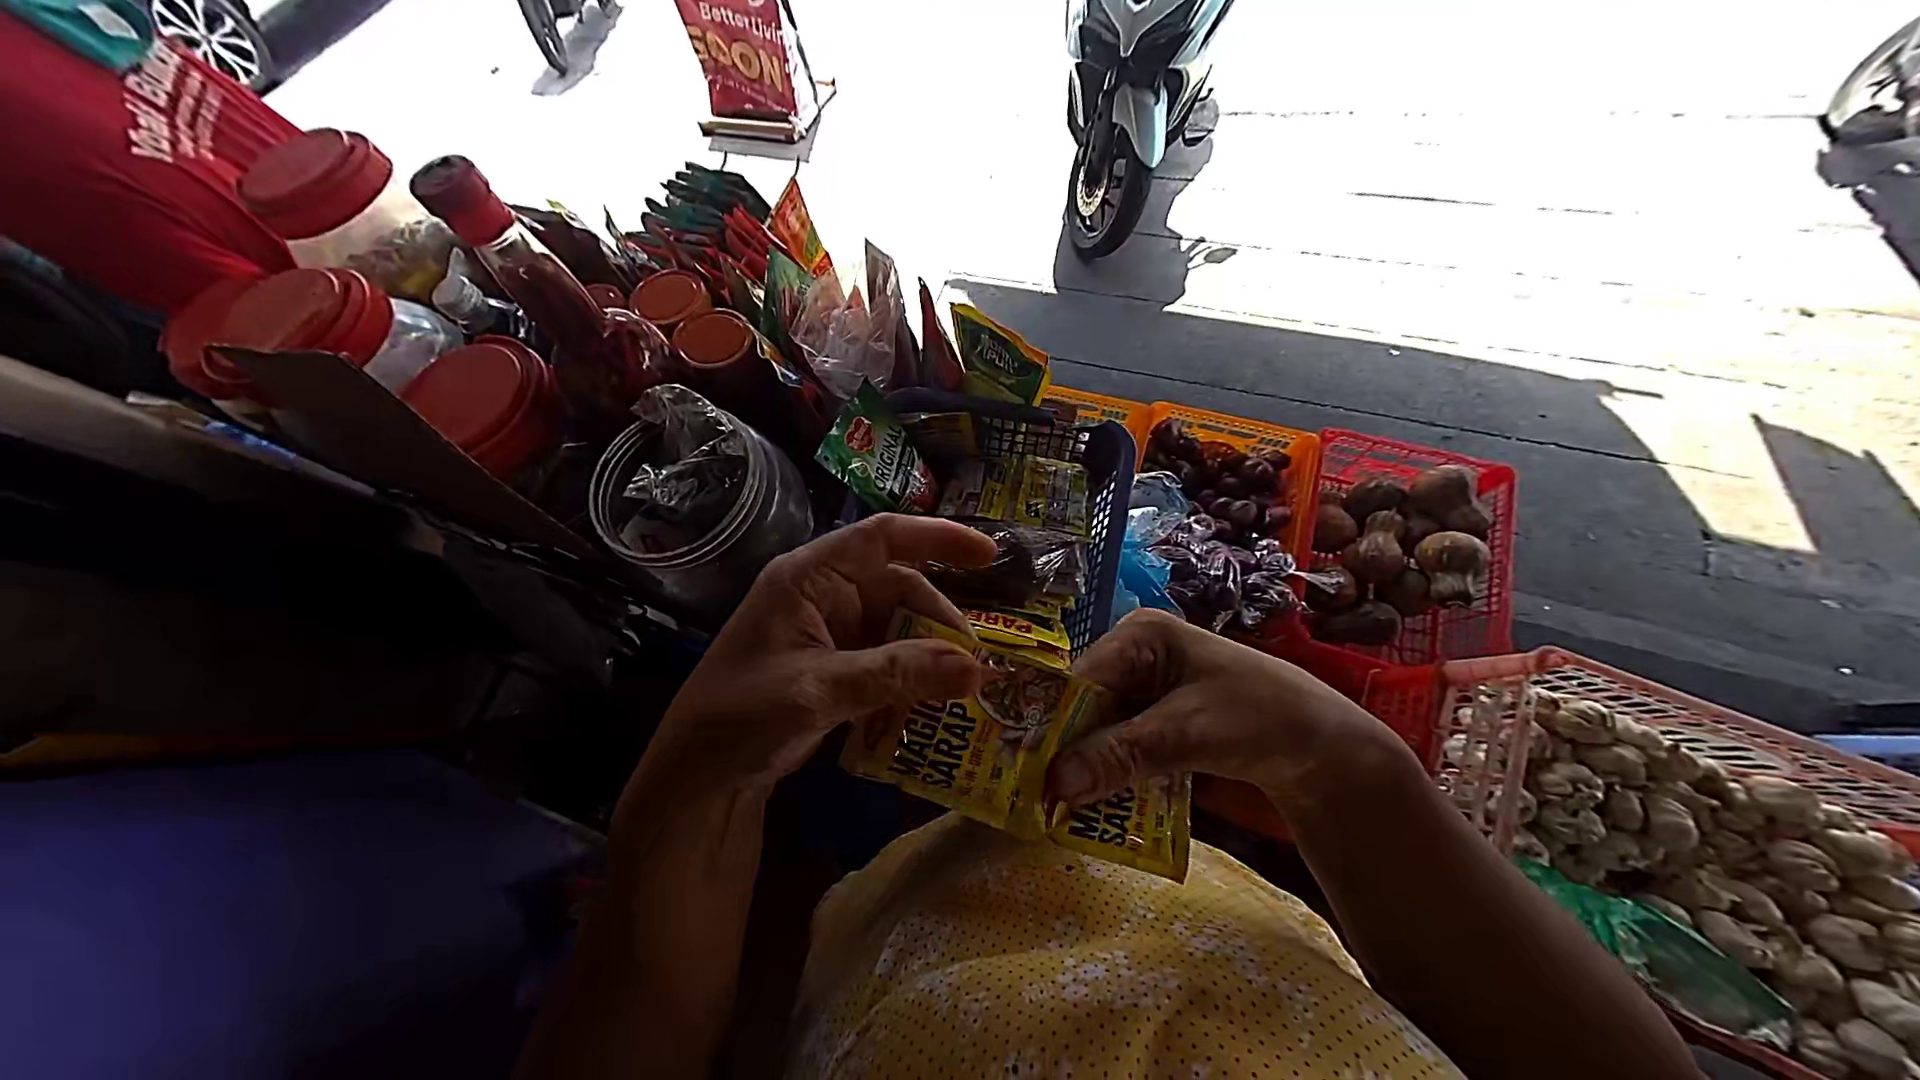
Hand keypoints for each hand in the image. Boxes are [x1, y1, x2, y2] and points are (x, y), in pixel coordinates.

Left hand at [644, 514, 998, 790]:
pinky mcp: (836, 668)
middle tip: (974, 663)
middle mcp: (823, 595)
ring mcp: (830, 633)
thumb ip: (897, 674)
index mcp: (809, 577)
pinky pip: (888, 660)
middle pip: (900, 588)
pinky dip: (911, 678)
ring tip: (961, 687)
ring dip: (929, 654)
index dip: (938, 538)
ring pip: (899, 628)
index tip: (989, 555)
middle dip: (939, 621)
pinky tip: (930, 704)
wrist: (696, 782)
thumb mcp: (818, 689)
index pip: (882, 537)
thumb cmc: (741, 717)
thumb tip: (976, 668)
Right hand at [1047, 609, 1417, 811]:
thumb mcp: (1188, 734)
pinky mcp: (1152, 716)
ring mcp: (1143, 686)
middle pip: (1083, 703)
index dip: (1052, 724)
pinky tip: (1093, 800)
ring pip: (1096, 727)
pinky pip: (1116, 742)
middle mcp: (1133, 654)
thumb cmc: (1260, 717)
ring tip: (1056, 805)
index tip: (1026, 769)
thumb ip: (1121, 755)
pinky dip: (1107, 770)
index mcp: (1140, 634)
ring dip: (1084, 764)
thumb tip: (1054, 786)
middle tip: (1036, 795)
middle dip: (1065, 748)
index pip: (1080, 678)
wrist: (1322, 747)